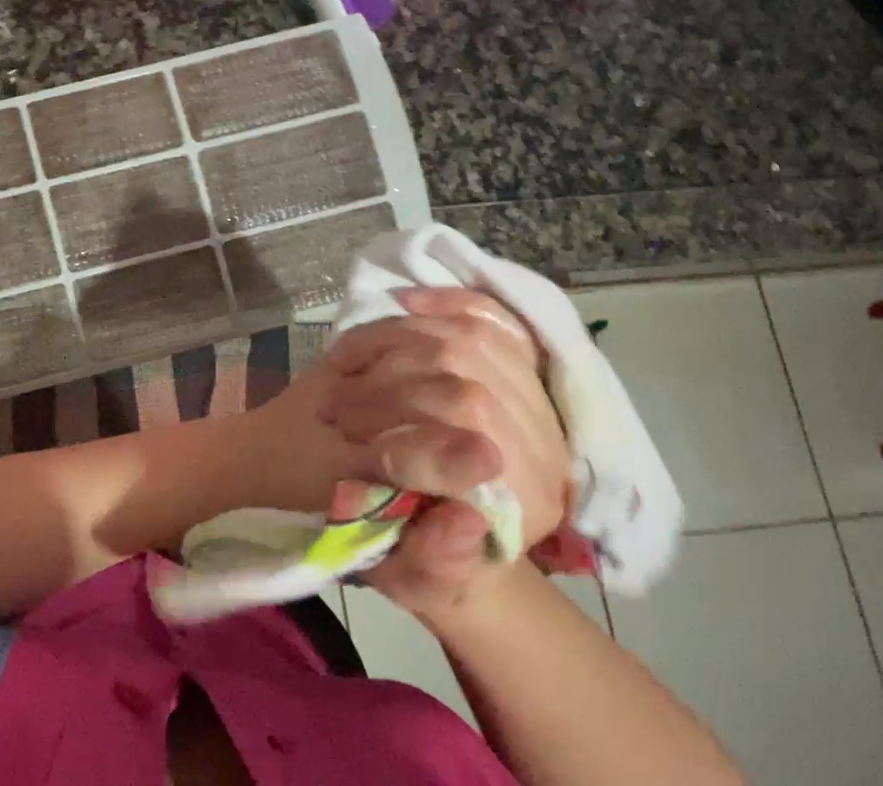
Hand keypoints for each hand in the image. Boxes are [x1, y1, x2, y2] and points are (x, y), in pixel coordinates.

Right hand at [241, 288, 569, 622]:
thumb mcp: (421, 581)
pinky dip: (444, 301)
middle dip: (385, 382)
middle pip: (466, 369)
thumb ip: (438, 559)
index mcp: (532, 495)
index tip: (342, 433)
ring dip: (393, 345)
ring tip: (346, 375)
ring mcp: (538, 399)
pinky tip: (403, 304)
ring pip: (468, 335)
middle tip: (333, 410)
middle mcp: (549, 441)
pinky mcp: (522, 370)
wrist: (457, 547)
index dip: (397, 412)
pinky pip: (489, 316)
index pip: (472, 421)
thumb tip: (460, 516)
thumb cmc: (428, 565)